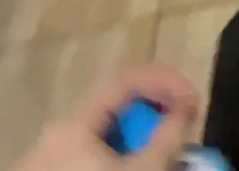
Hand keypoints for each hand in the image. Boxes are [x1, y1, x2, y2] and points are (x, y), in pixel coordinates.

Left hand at [10, 64, 202, 170]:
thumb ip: (170, 135)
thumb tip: (185, 109)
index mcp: (75, 124)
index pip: (130, 77)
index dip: (168, 81)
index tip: (193, 104)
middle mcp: (56, 135)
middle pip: (116, 105)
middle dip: (155, 114)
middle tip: (180, 134)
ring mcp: (45, 161)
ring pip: (103, 134)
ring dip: (139, 140)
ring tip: (161, 160)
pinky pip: (88, 157)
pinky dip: (117, 159)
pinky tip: (134, 170)